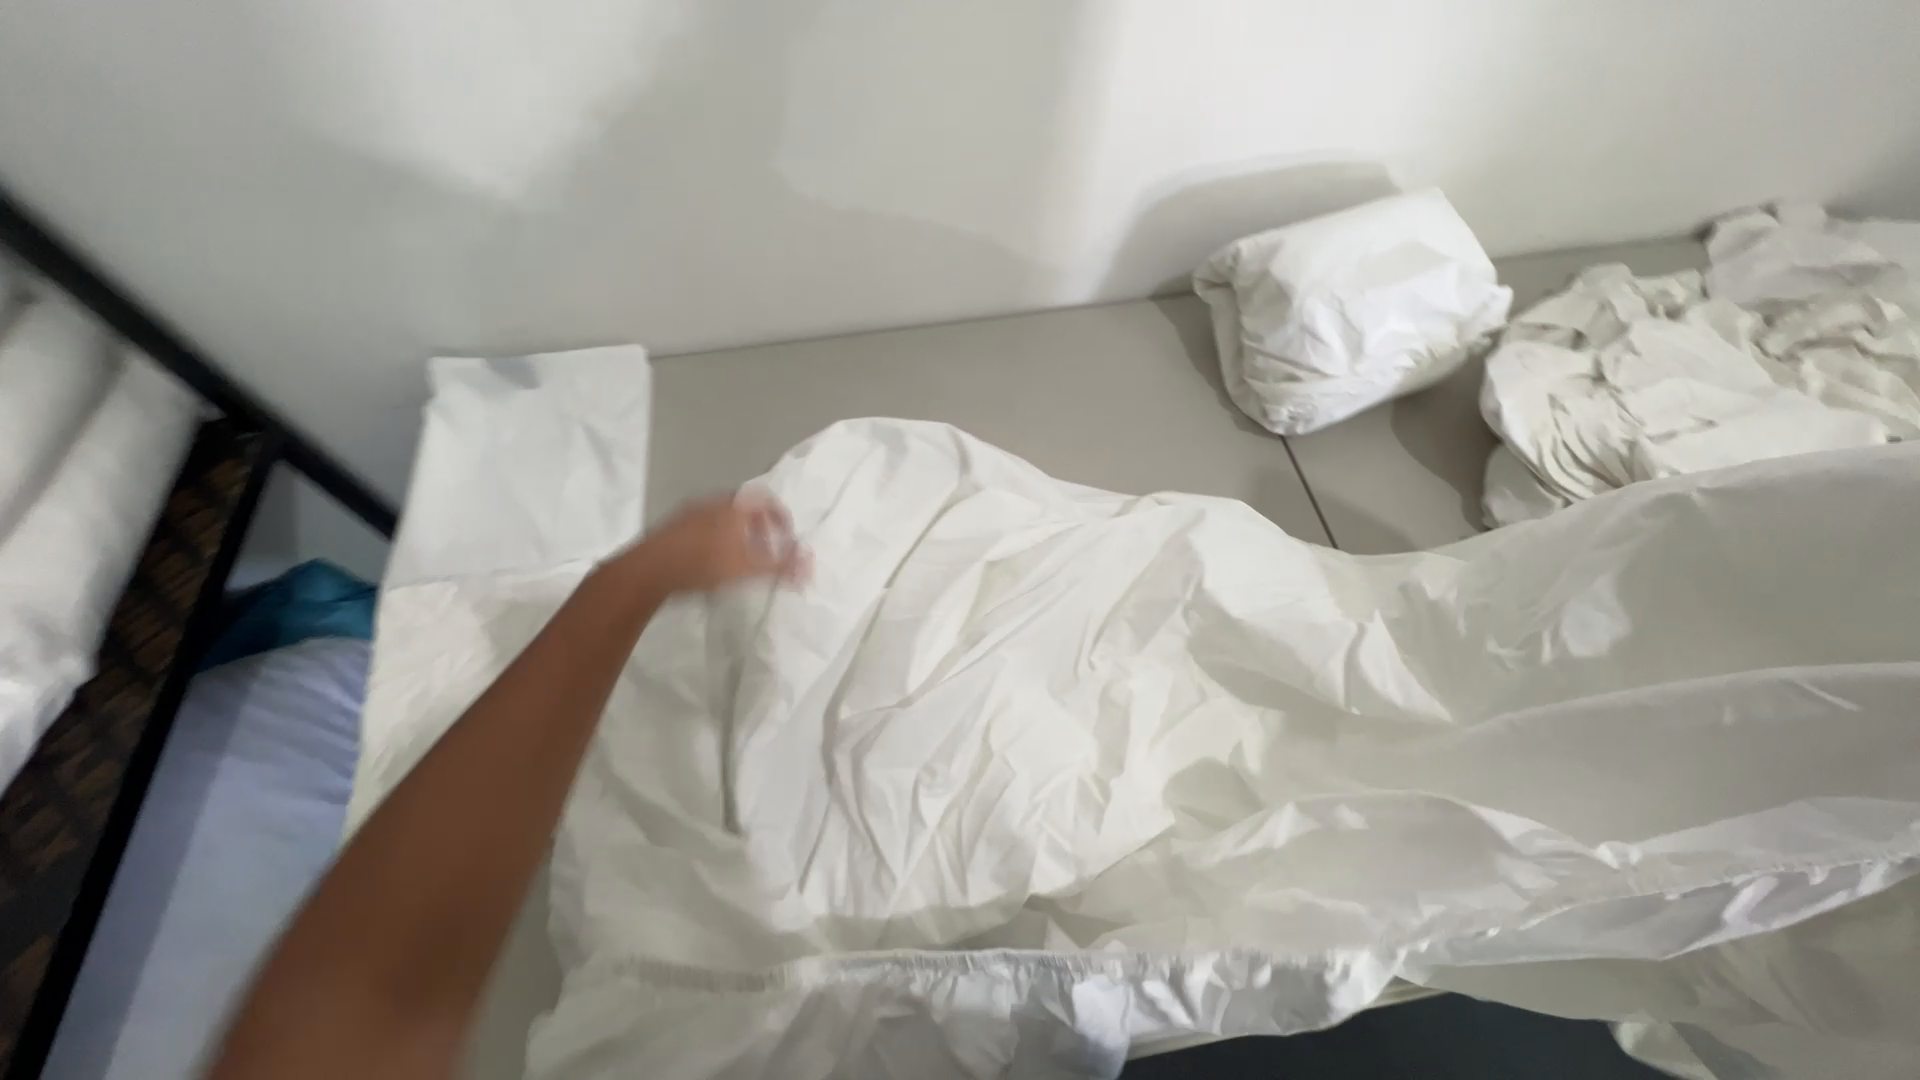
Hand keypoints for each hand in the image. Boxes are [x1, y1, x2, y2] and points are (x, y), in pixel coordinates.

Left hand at [614, 491, 808, 594]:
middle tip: (764, 551)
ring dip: (737, 534)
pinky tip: (712, 562)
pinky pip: (705, 525)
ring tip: (740, 559)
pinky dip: (717, 538)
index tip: (786, 538)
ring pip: (724, 517)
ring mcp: (691, 512)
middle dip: (759, 529)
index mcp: (735, 506)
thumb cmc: (704, 565)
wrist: (648, 571)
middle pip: (745, 508)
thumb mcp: (748, 569)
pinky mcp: (674, 525)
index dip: (781, 518)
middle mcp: (714, 502)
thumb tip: (811, 566)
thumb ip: (782, 566)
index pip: (767, 500)